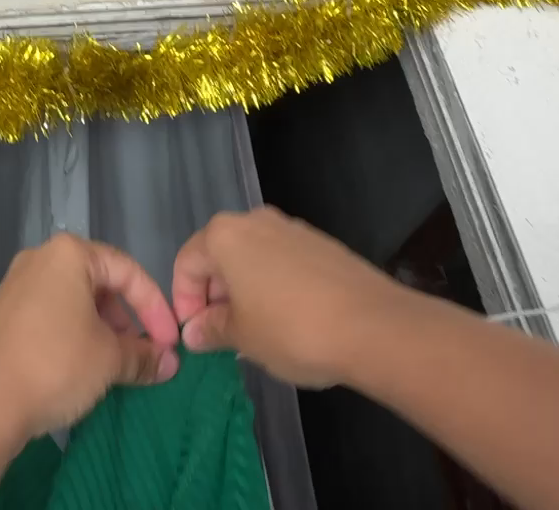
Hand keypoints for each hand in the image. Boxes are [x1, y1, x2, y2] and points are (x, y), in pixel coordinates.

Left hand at [0, 233, 180, 436]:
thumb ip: (143, 355)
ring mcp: (17, 285)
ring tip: (116, 365)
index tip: (169, 343)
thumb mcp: (109, 359)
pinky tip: (82, 367)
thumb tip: (169, 363)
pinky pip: (50, 314)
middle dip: (126, 319)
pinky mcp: (3, 313)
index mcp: (69, 254)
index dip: (155, 308)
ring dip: (101, 329)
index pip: (127, 271)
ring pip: (74, 300)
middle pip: (99, 282)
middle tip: (142, 354)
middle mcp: (41, 259)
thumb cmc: (55, 363)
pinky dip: (74, 334)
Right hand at [172, 206, 398, 386]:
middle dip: (214, 294)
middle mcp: (254, 221)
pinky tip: (289, 320)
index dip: (184, 301)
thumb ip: (211, 329)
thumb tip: (194, 331)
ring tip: (256, 331)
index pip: (186, 262)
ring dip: (244, 290)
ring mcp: (291, 228)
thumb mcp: (242, 337)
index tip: (196, 335)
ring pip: (252, 257)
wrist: (374, 325)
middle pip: (218, 255)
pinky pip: (282, 262)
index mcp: (224, 235)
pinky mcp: (321, 244)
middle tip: (223, 335)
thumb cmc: (291, 328)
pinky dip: (274, 285)